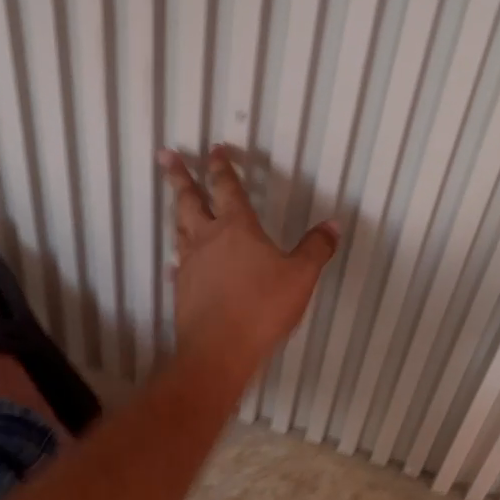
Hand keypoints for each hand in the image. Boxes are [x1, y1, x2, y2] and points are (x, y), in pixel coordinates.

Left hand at [160, 145, 337, 379]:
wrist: (218, 351)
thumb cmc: (263, 307)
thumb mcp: (301, 276)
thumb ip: (316, 248)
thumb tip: (333, 224)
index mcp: (237, 229)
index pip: (227, 189)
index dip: (222, 167)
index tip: (213, 149)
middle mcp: (208, 240)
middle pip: (190, 201)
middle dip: (180, 177)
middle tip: (165, 156)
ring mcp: (190, 265)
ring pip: (180, 228)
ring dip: (178, 210)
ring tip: (175, 199)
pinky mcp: (182, 289)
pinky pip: (178, 264)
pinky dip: (178, 256)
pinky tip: (176, 261)